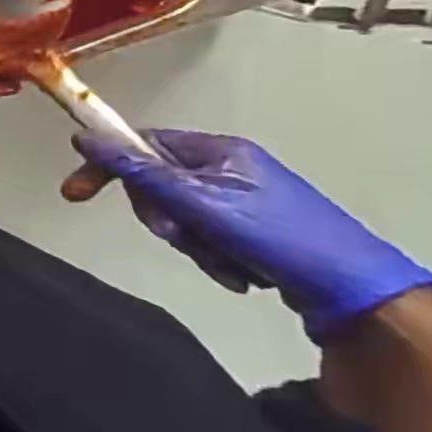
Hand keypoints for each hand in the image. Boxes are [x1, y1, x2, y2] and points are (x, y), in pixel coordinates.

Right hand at [66, 130, 431, 340]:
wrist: (357, 294)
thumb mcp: (198, 201)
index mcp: (218, 151)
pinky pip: (203, 235)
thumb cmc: (276, 236)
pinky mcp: (250, 228)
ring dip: (190, 241)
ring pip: (177, 214)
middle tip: (179, 236)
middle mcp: (227, 168)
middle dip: (161, 216)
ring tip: (223, 262)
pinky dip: (211, 255)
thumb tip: (84, 137)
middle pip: (156, 183)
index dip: (106, 165)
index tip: (75, 193)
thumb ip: (139, 171)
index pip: (141, 144)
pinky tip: (238, 271)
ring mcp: (240, 199)